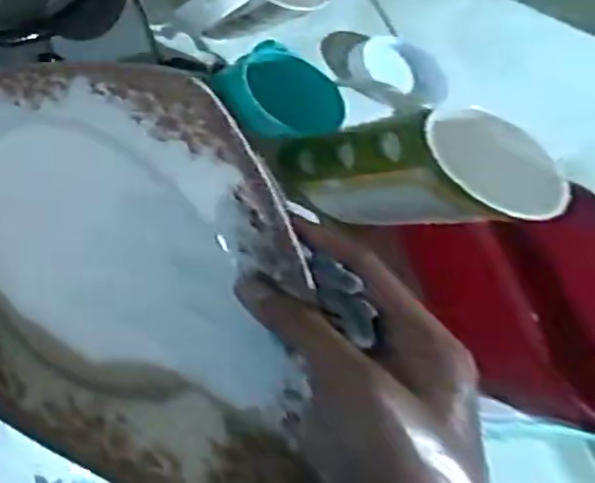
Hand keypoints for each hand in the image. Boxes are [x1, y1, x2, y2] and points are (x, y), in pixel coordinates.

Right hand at [238, 221, 484, 482]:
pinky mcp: (350, 395)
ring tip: (235, 273)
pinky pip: (311, 345)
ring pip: (324, 316)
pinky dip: (280, 325)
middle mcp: (406, 349)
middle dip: (294, 264)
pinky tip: (247, 317)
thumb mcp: (351, 381)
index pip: (365, 266)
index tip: (264, 212)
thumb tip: (247, 279)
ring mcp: (378, 374)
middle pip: (344, 289)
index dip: (317, 236)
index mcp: (425, 339)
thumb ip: (301, 324)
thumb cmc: (396, 446)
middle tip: (241, 241)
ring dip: (283, 295)